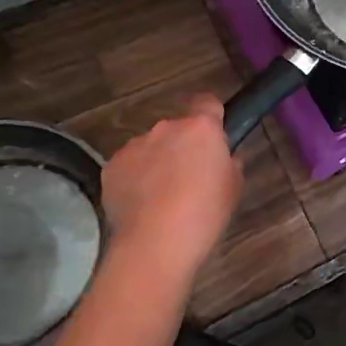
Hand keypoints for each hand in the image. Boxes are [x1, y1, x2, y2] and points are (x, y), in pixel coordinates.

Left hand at [99, 94, 242, 277]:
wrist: (155, 244)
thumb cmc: (205, 214)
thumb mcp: (234, 188)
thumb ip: (229, 164)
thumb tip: (223, 159)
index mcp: (200, 128)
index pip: (208, 102)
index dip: (212, 117)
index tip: (215, 139)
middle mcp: (165, 128)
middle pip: (177, 128)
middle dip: (183, 146)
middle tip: (191, 178)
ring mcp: (134, 146)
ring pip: (151, 147)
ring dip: (158, 162)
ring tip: (162, 197)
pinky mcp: (111, 167)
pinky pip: (129, 166)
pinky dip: (135, 179)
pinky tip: (141, 205)